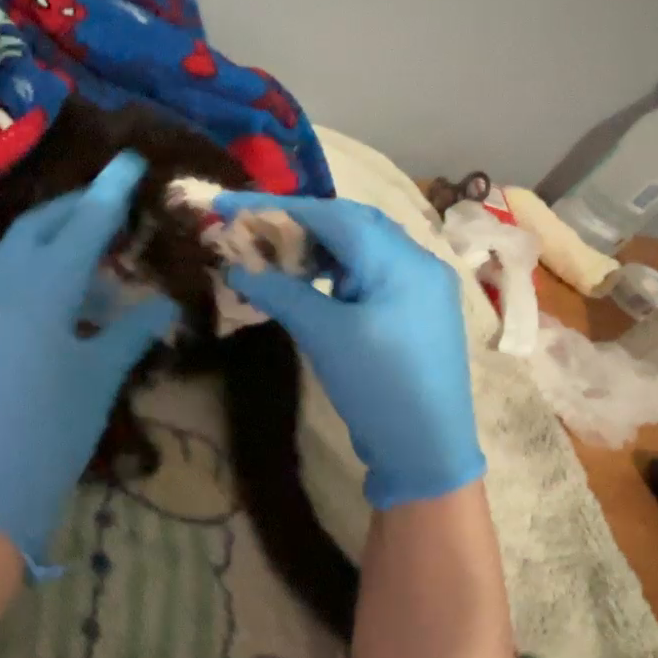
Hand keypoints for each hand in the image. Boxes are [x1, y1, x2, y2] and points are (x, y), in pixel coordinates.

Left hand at [0, 152, 180, 564]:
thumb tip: (165, 303)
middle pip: (36, 228)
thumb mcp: (100, 379)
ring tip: (88, 245)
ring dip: (48, 237)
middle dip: (72, 207)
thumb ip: (132, 331)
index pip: (81, 229)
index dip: (108, 193)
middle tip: (109, 203)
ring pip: (11, 252)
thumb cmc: (55, 436)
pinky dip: (28, 268)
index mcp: (41, 296)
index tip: (130, 160)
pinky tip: (55, 289)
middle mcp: (0, 290)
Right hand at [215, 192, 483, 507]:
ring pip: (359, 248)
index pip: (333, 215)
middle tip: (250, 228)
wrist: (428, 453)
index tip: (230, 205)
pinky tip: (308, 283)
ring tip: (274, 256)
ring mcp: (421, 287)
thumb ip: (280, 292)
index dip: (278, 206)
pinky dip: (333, 271)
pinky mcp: (414, 311)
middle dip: (297, 222)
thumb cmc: (378, 387)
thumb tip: (236, 268)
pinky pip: (368, 273)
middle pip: (349, 224)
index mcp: (402, 261)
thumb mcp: (324, 335)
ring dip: (315, 247)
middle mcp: (418, 262)